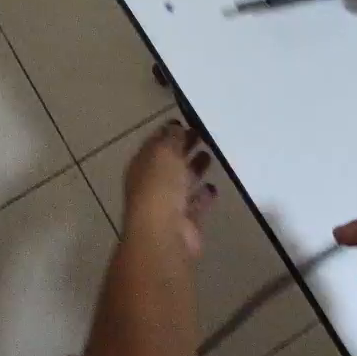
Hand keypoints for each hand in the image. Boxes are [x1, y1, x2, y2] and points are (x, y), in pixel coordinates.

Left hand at [122, 120, 217, 258]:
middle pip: (170, 162)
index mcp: (142, 165)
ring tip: (211, 155)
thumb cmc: (159, 187)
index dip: (169, 132)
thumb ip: (171, 138)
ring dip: (195, 169)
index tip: (188, 121)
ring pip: (183, 182)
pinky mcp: (186, 222)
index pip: (155, 143)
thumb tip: (176, 127)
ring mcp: (168, 205)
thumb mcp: (164, 153)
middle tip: (205, 134)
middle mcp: (152, 184)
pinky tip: (215, 187)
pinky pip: (196, 204)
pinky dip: (204, 195)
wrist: (164, 234)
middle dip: (184, 148)